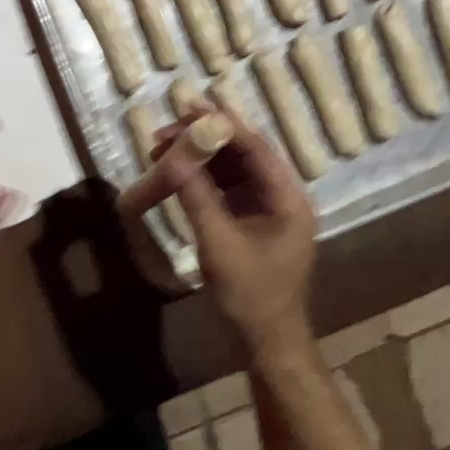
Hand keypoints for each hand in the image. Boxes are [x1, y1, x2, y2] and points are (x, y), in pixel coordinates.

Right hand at [163, 114, 318, 361]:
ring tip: (161, 147)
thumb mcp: (219, 245)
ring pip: (232, 167)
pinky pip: (226, 185)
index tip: (189, 106)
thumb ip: (196, 198)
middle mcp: (282, 196)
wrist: (266, 342)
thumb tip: (172, 158)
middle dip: (205, 137)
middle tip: (167, 128)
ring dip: (199, 155)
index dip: (223, 123)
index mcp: (288, 199)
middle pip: (243, 152)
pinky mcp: (251, 219)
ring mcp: (267, 208)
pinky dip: (201, 176)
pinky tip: (175, 171)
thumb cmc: (251, 296)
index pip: (256, 148)